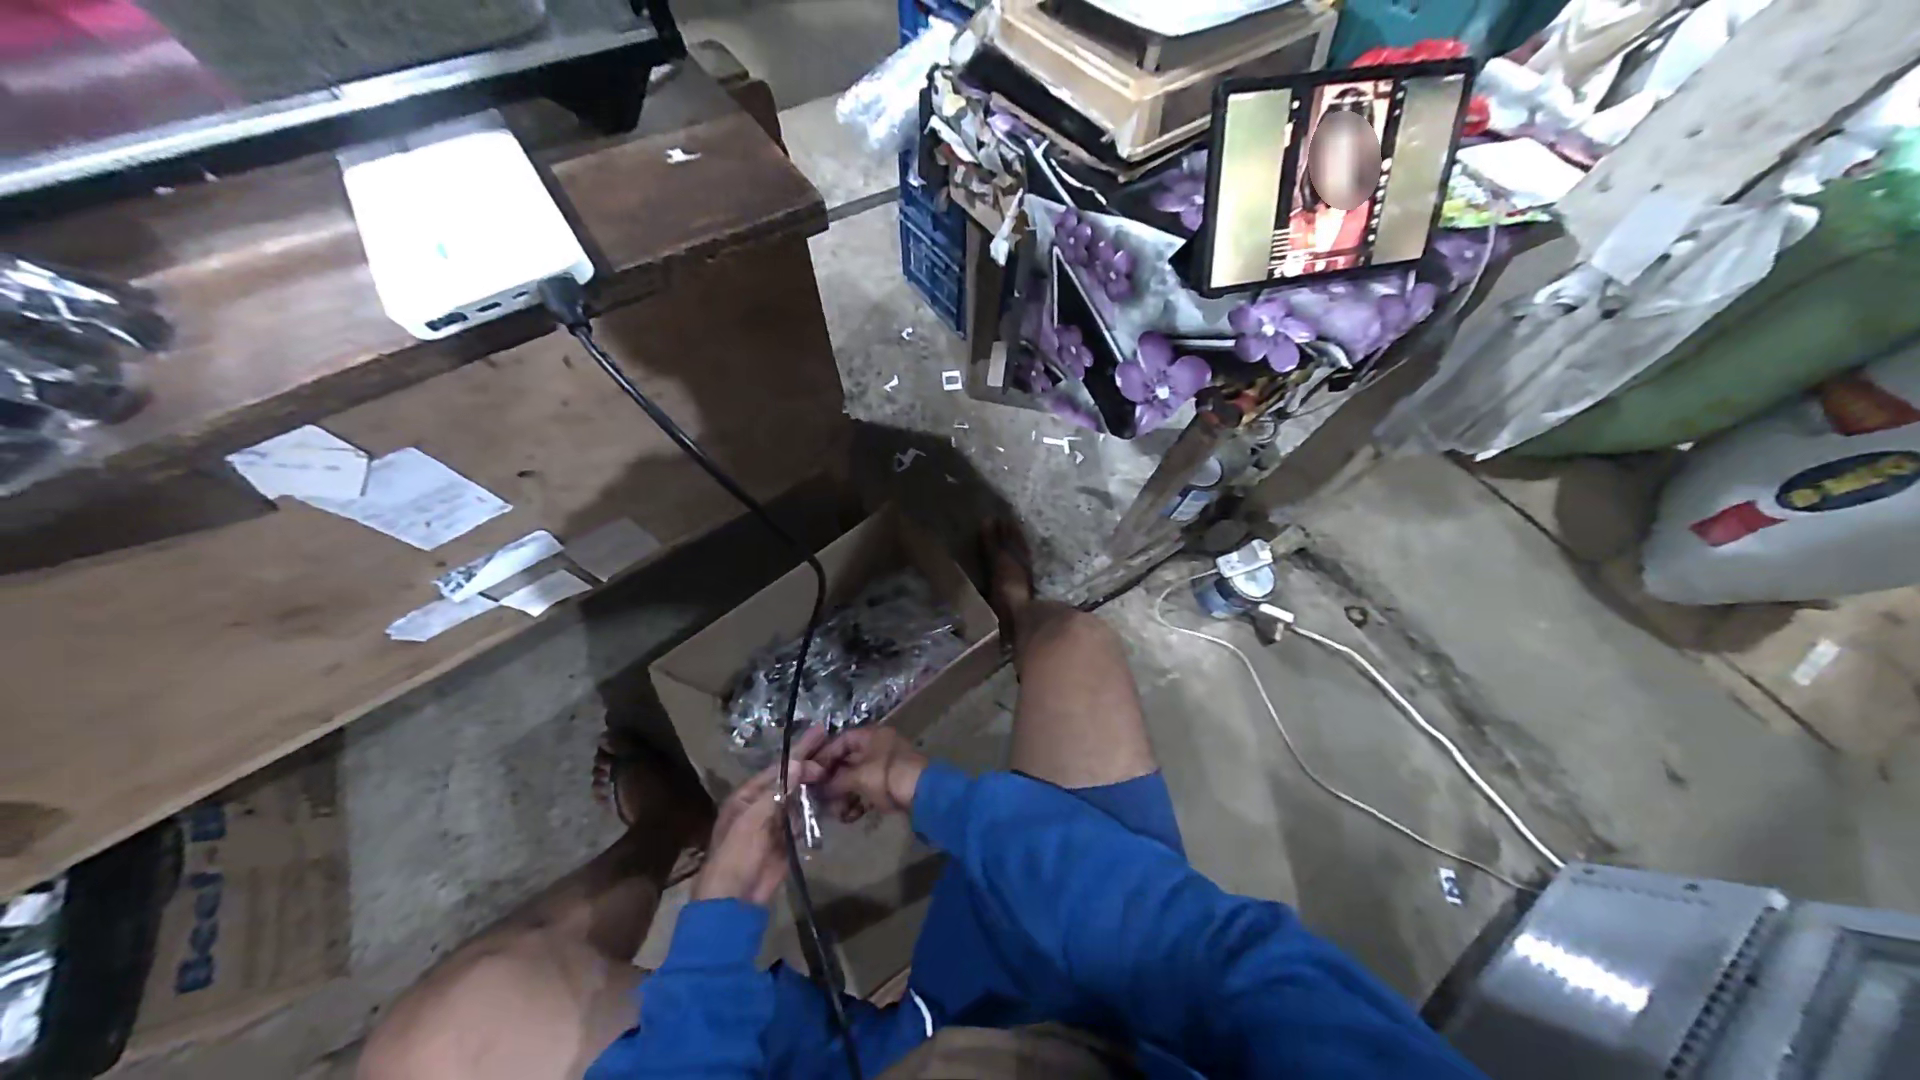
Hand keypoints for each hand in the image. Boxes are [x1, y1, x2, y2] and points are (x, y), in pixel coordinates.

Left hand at [693, 726, 826, 905]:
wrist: (734, 901)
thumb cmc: (736, 856)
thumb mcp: (751, 820)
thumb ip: (776, 792)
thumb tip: (799, 763)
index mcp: (747, 796)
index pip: (778, 768)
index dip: (799, 751)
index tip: (819, 734)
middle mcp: (761, 804)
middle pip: (790, 779)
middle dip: (810, 764)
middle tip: (832, 748)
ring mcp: (775, 822)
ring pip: (799, 797)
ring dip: (815, 783)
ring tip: (836, 767)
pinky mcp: (786, 840)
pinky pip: (803, 818)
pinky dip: (815, 807)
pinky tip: (830, 796)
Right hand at [814, 728, 928, 823]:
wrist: (925, 795)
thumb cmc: (889, 777)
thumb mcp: (859, 777)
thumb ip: (835, 781)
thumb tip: (818, 790)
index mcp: (872, 736)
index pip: (842, 740)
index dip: (825, 755)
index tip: (811, 772)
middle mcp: (879, 747)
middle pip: (849, 761)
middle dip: (834, 781)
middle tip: (820, 797)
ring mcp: (886, 766)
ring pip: (858, 778)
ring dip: (845, 796)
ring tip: (836, 813)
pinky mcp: (892, 785)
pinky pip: (869, 790)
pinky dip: (859, 802)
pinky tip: (850, 817)